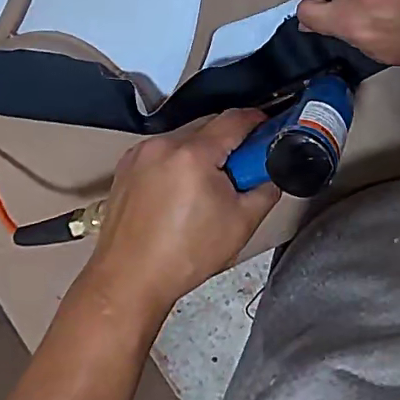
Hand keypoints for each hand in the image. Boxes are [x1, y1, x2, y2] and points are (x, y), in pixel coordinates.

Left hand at [84, 110, 279, 311]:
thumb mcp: (241, 224)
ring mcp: (141, 154)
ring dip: (202, 153)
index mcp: (193, 155)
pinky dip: (178, 162)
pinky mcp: (127, 166)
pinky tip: (182, 194)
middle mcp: (163, 146)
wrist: (129, 281)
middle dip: (230, 142)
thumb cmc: (180, 257)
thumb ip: (266, 189)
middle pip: (209, 126)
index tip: (268, 129)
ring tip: (208, 190)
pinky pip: (163, 151)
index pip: (235, 119)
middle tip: (242, 170)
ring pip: (185, 138)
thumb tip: (272, 174)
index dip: (258, 121)